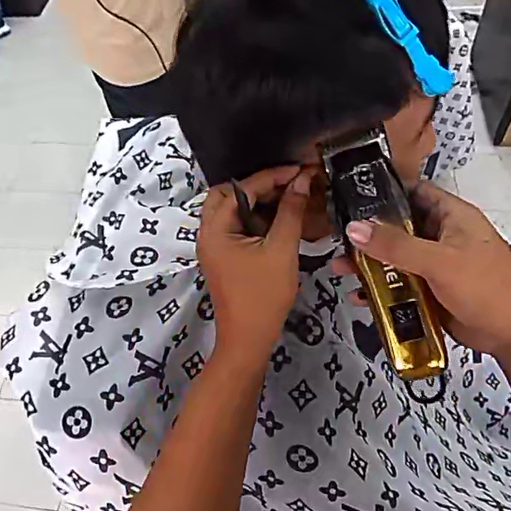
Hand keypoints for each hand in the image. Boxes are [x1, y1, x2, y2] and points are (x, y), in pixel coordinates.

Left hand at [198, 165, 311, 360]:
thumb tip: (301, 182)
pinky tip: (281, 219)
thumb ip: (291, 212)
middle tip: (289, 183)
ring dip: (258, 201)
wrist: (248, 339)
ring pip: (232, 210)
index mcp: (215, 229)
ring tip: (289, 197)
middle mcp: (208, 233)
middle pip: (229, 194)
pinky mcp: (224, 257)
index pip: (242, 189)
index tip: (299, 170)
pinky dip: (256, 218)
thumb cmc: (263, 296)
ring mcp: (215, 246)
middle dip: (259, 185)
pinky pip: (237, 227)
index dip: (272, 176)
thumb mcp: (281, 250)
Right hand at [332, 181, 510, 355]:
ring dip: (370, 265)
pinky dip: (381, 291)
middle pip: (399, 228)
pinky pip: (400, 287)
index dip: (383, 191)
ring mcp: (437, 266)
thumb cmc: (488, 287)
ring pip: (396, 260)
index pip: (413, 191)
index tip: (349, 194)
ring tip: (340, 269)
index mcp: (452, 216)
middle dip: (368, 234)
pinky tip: (360, 297)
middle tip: (337, 240)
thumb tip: (354, 228)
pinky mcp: (431, 293)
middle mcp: (442, 237)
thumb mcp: (439, 261)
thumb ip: (395, 245)